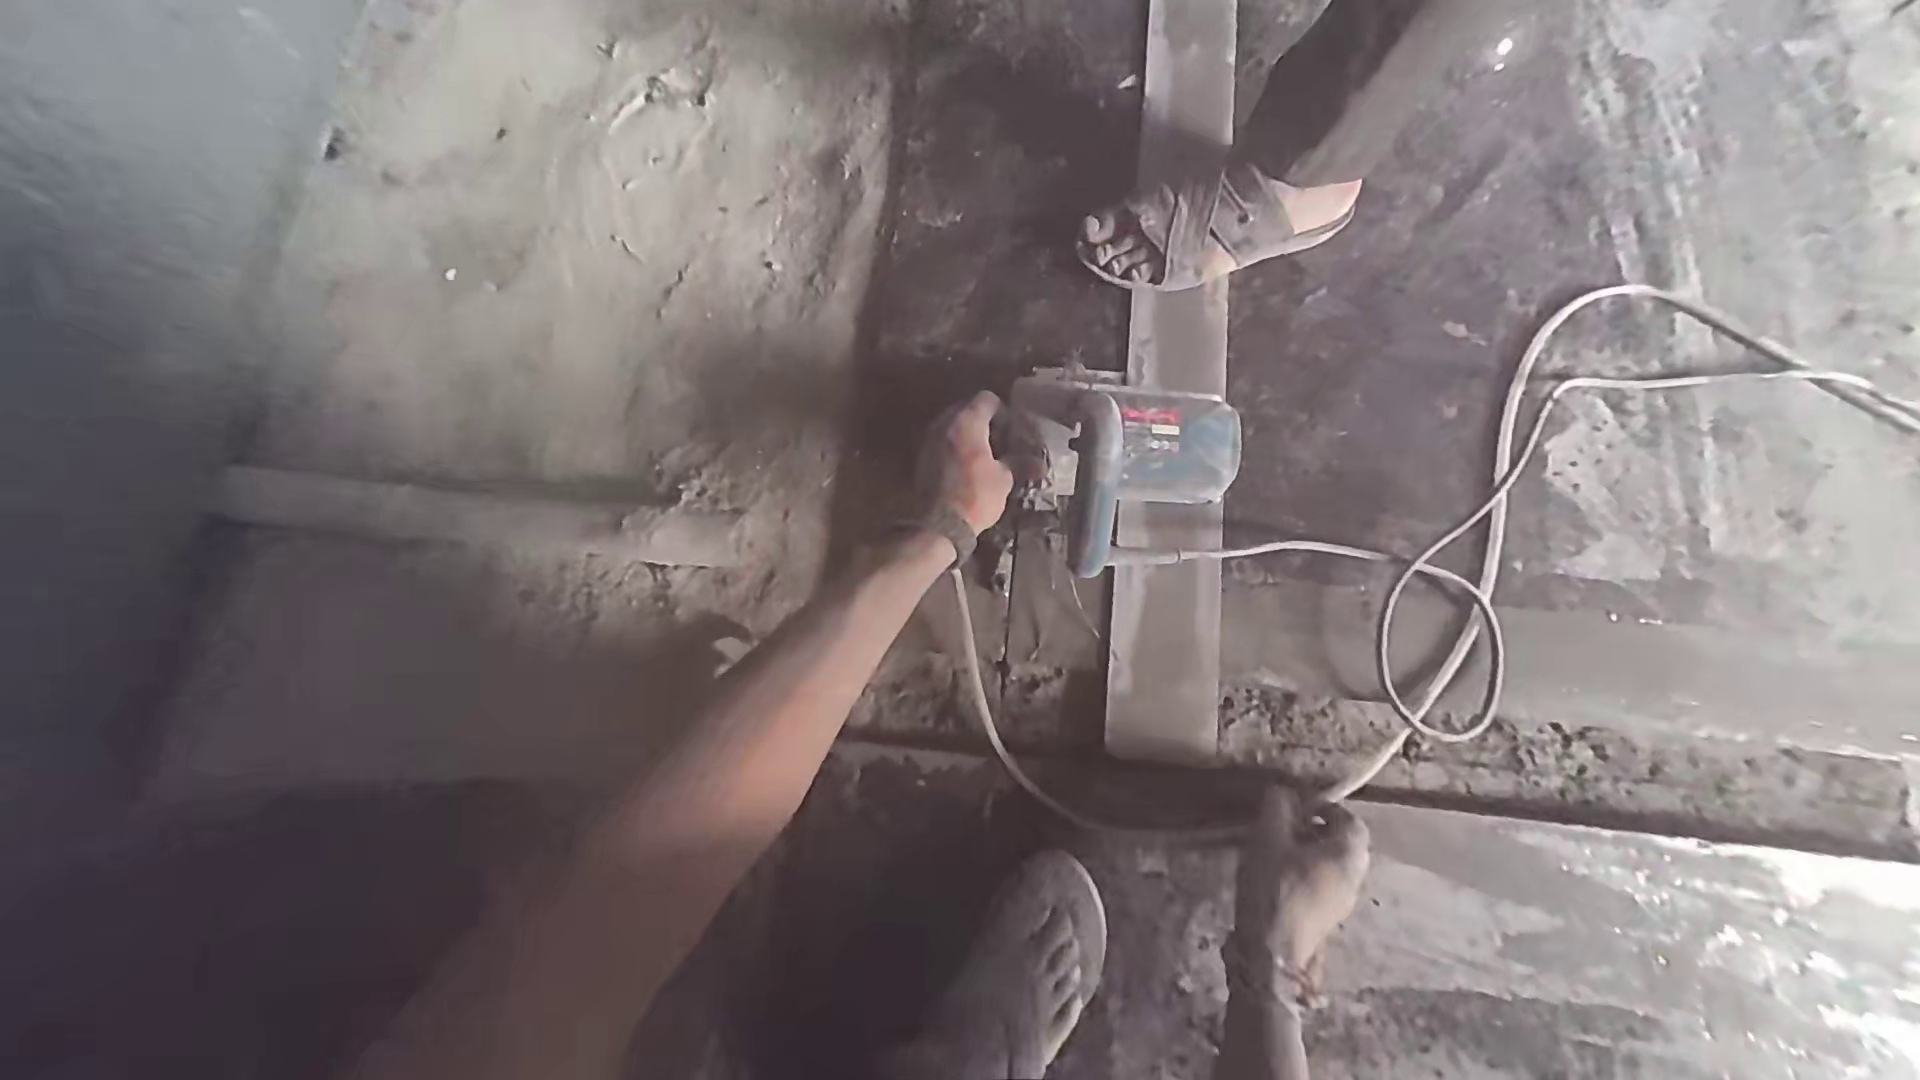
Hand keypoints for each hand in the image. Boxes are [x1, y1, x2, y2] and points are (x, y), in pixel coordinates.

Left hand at [923, 391, 1014, 534]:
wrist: (937, 525)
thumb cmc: (975, 497)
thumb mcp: (1003, 480)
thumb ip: (1019, 464)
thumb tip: (1041, 465)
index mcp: (966, 422)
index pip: (987, 399)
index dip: (1002, 412)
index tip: (1011, 430)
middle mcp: (944, 424)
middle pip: (966, 409)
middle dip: (983, 421)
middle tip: (999, 442)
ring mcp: (928, 439)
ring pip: (952, 425)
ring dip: (967, 435)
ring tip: (983, 455)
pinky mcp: (921, 458)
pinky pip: (942, 442)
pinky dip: (954, 448)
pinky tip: (966, 467)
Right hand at [1229, 788, 1370, 1000]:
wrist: (1273, 949)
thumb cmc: (1274, 885)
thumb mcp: (1268, 837)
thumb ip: (1278, 807)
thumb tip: (1285, 791)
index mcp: (1347, 856)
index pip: (1352, 821)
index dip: (1327, 806)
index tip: (1298, 804)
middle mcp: (1355, 878)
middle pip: (1346, 843)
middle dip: (1319, 827)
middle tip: (1288, 822)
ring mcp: (1344, 901)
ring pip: (1336, 863)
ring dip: (1313, 847)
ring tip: (1281, 844)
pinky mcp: (1329, 915)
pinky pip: (1327, 880)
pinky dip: (1310, 867)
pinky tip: (1282, 870)